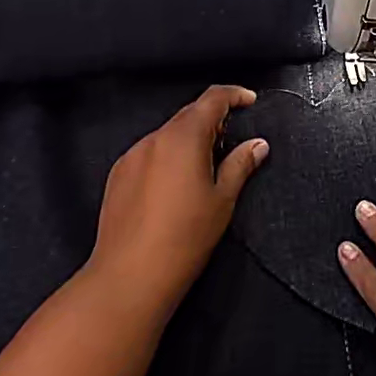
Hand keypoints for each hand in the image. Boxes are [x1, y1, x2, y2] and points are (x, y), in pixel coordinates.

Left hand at [86, 85, 267, 307]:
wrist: (126, 281)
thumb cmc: (184, 238)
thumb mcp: (223, 200)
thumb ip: (240, 164)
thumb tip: (258, 144)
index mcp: (184, 137)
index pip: (213, 98)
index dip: (234, 94)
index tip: (250, 101)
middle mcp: (155, 138)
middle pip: (189, 113)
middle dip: (213, 119)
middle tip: (232, 139)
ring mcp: (132, 156)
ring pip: (168, 134)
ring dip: (189, 139)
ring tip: (204, 166)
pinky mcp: (117, 176)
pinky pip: (150, 153)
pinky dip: (168, 156)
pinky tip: (174, 184)